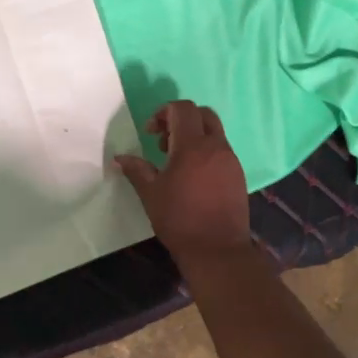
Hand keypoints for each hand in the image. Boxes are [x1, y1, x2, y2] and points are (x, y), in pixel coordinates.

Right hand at [115, 100, 250, 265]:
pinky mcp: (237, 175)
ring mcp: (230, 160)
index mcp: (193, 146)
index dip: (163, 113)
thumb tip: (120, 158)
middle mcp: (216, 147)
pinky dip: (205, 152)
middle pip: (203, 114)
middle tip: (163, 142)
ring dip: (194, 136)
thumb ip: (136, 170)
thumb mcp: (150, 194)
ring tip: (175, 163)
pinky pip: (221, 151)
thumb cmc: (179, 219)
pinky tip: (192, 177)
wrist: (217, 249)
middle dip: (181, 120)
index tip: (150, 134)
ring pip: (214, 132)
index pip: (182, 108)